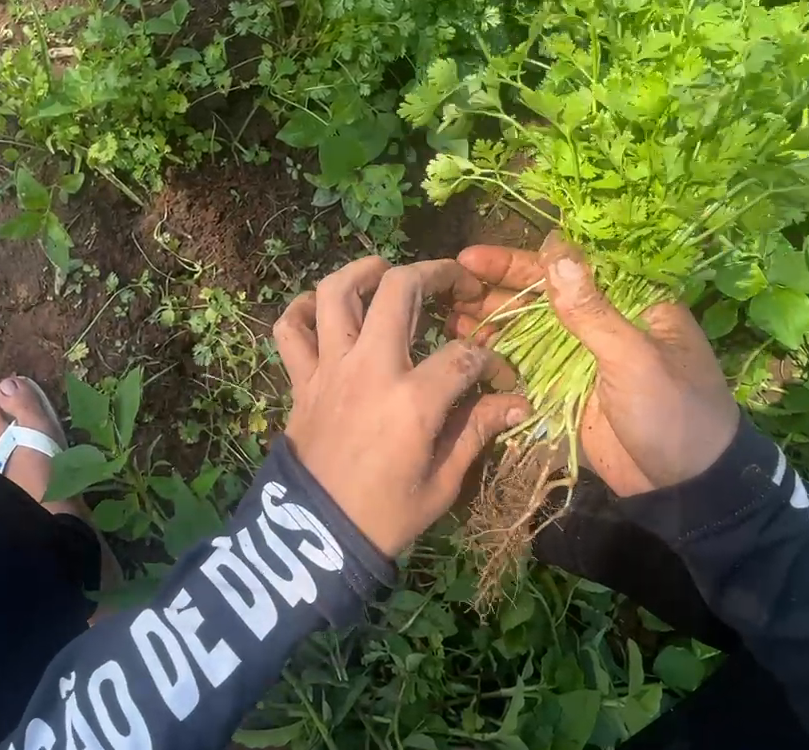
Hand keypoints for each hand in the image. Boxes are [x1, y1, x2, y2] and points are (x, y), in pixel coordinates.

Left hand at [273, 256, 530, 557]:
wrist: (314, 538)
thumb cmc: (385, 516)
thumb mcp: (441, 484)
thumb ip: (476, 433)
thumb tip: (518, 403)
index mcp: (412, 400)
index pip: (464, 355)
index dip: (490, 359)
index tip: (499, 373)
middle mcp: (370, 369)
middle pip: (399, 290)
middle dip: (434, 273)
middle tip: (452, 279)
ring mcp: (329, 369)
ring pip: (336, 293)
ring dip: (361, 271)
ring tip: (384, 269)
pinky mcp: (301, 379)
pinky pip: (289, 330)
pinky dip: (301, 310)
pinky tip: (323, 309)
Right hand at [453, 236, 739, 496]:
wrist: (686, 489)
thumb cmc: (674, 413)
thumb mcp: (634, 357)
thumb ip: (589, 309)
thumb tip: (553, 247)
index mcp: (629, 302)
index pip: (565, 269)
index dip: (517, 262)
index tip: (471, 258)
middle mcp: (601, 321)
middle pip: (539, 297)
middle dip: (494, 291)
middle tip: (448, 286)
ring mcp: (580, 357)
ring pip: (526, 330)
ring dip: (489, 321)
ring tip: (447, 314)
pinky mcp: (564, 389)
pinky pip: (525, 365)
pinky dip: (496, 356)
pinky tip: (464, 347)